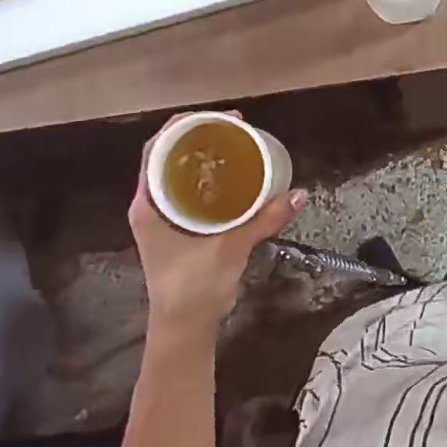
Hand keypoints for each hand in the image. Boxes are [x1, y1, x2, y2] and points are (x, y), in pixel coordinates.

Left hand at [129, 114, 307, 329]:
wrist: (183, 328)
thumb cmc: (194, 289)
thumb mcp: (229, 249)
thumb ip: (263, 220)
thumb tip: (298, 194)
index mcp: (148, 205)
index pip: (156, 149)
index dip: (183, 126)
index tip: (216, 118)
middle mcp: (149, 206)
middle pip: (166, 157)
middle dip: (197, 138)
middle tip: (232, 129)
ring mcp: (159, 219)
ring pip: (175, 174)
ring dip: (201, 158)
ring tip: (233, 145)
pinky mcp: (173, 231)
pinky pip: (185, 193)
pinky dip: (205, 180)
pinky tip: (230, 177)